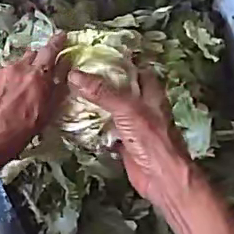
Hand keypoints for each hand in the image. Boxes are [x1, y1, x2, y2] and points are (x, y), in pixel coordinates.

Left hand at [0, 33, 66, 189]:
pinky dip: (10, 78)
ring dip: (25, 69)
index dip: (58, 42)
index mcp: (38, 78)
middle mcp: (20, 69)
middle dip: (41, 56)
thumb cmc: (14, 137)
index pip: (52, 51)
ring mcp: (1, 71)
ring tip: (24, 86)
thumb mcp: (43, 118)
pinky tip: (7, 93)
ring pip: (18, 64)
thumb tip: (62, 76)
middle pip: (34, 54)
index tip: (63, 36)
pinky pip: (4, 72)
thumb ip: (54, 93)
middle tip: (46, 65)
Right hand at [66, 68, 200, 209]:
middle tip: (76, 75)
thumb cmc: (152, 139)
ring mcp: (134, 126)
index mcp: (150, 92)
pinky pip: (106, 131)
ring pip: (112, 110)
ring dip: (96, 105)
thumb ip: (102, 92)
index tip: (94, 56)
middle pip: (120, 89)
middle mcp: (143, 106)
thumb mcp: (127, 109)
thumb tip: (75, 75)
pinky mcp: (125, 143)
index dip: (118, 61)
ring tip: (71, 94)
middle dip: (101, 83)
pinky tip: (77, 123)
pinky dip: (94, 128)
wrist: (162, 177)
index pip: (135, 69)